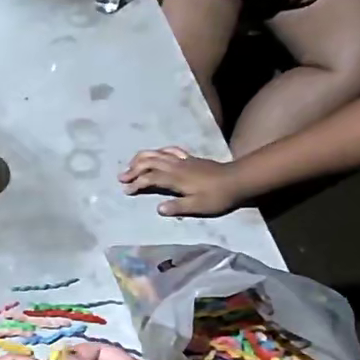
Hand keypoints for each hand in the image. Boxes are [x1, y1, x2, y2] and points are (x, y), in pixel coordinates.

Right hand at [119, 146, 243, 216]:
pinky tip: (156, 156)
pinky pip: (169, 150)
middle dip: (133, 168)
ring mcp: (183, 160)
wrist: (237, 180)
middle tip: (122, 178)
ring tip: (132, 166)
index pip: (150, 178)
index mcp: (176, 178)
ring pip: (157, 153)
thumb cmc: (218, 196)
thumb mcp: (198, 206)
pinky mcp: (189, 158)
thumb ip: (177, 207)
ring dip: (142, 158)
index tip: (126, 191)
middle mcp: (176, 166)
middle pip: (149, 161)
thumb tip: (158, 209)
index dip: (136, 183)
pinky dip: (158, 152)